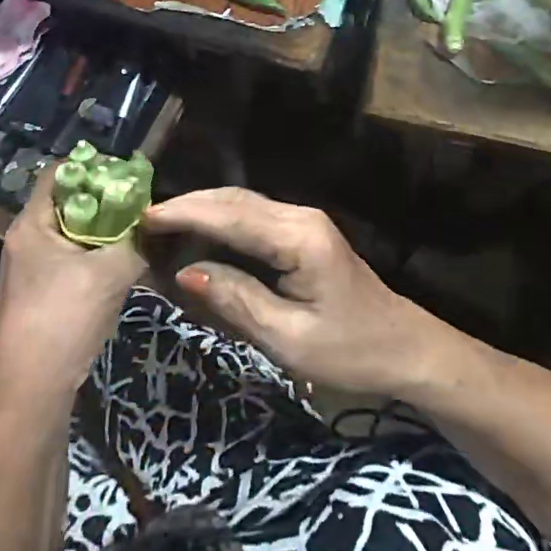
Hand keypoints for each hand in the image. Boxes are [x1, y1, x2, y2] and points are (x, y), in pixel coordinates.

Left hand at [0, 165, 145, 397]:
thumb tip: (154, 224)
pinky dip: (92, 256)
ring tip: (135, 234)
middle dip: (102, 200)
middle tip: (138, 205)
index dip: (92, 167)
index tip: (127, 175)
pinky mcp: (38, 293)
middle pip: (65, 202)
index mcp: (31, 223)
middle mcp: (24, 239)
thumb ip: (135, 241)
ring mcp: (28, 268)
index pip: (58, 173)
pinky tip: (118, 268)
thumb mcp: (110, 273)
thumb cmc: (64, 318)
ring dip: (100, 232)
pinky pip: (68, 259)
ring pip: (69, 234)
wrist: (31, 390)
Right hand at [142, 188, 442, 396]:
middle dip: (186, 205)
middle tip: (143, 219)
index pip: (230, 216)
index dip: (184, 214)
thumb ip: (237, 299)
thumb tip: (186, 271)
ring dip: (201, 207)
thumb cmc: (351, 352)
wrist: (407, 349)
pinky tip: (198, 228)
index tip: (143, 218)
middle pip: (233, 199)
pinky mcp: (301, 231)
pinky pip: (252, 214)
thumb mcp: (289, 339)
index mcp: (298, 239)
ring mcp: (302, 220)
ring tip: (161, 221)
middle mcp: (299, 216)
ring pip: (241, 201)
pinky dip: (219, 217)